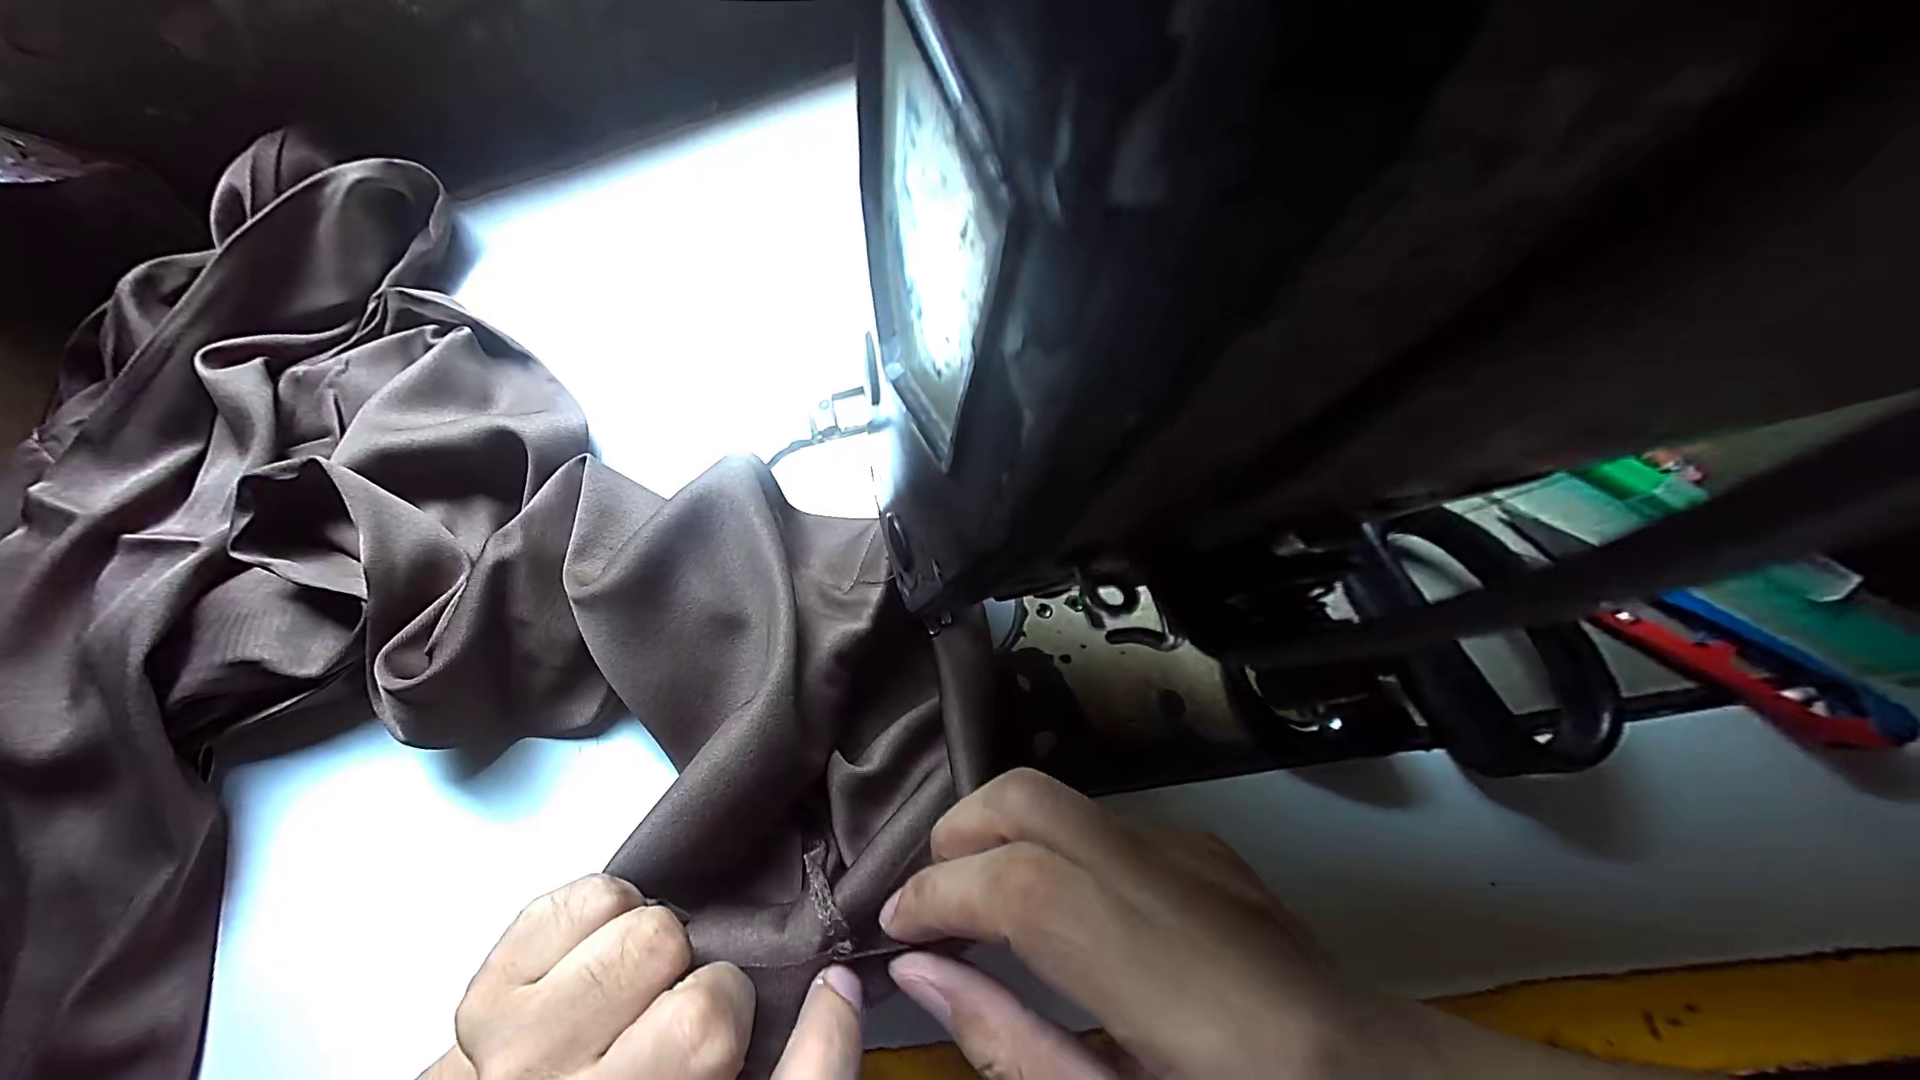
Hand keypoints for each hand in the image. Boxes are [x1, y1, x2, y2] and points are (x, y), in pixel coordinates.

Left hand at [420, 874, 862, 1079]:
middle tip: (674, 1014)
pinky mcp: (484, 996)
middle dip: (697, 985)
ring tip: (631, 986)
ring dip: (650, 942)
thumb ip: (807, 1067)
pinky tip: (592, 961)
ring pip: (642, 928)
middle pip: (688, 988)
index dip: (760, 1017)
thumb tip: (837, 984)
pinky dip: (606, 912)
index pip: (715, 1035)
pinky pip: (587, 899)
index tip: (768, 1010)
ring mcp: (512, 1052)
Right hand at [879, 768, 1678, 1079]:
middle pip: (1028, 798)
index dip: (940, 892)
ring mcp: (1188, 846)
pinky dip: (1040, 842)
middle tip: (927, 899)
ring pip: (1054, 797)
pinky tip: (1047, 906)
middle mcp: (1171, 873)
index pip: (1019, 881)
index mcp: (1161, 964)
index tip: (892, 927)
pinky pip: (1089, 821)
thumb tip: (919, 971)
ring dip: (992, 833)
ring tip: (970, 900)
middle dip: (956, 832)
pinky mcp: (1196, 843)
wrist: (1380, 1077)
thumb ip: (1011, 1044)